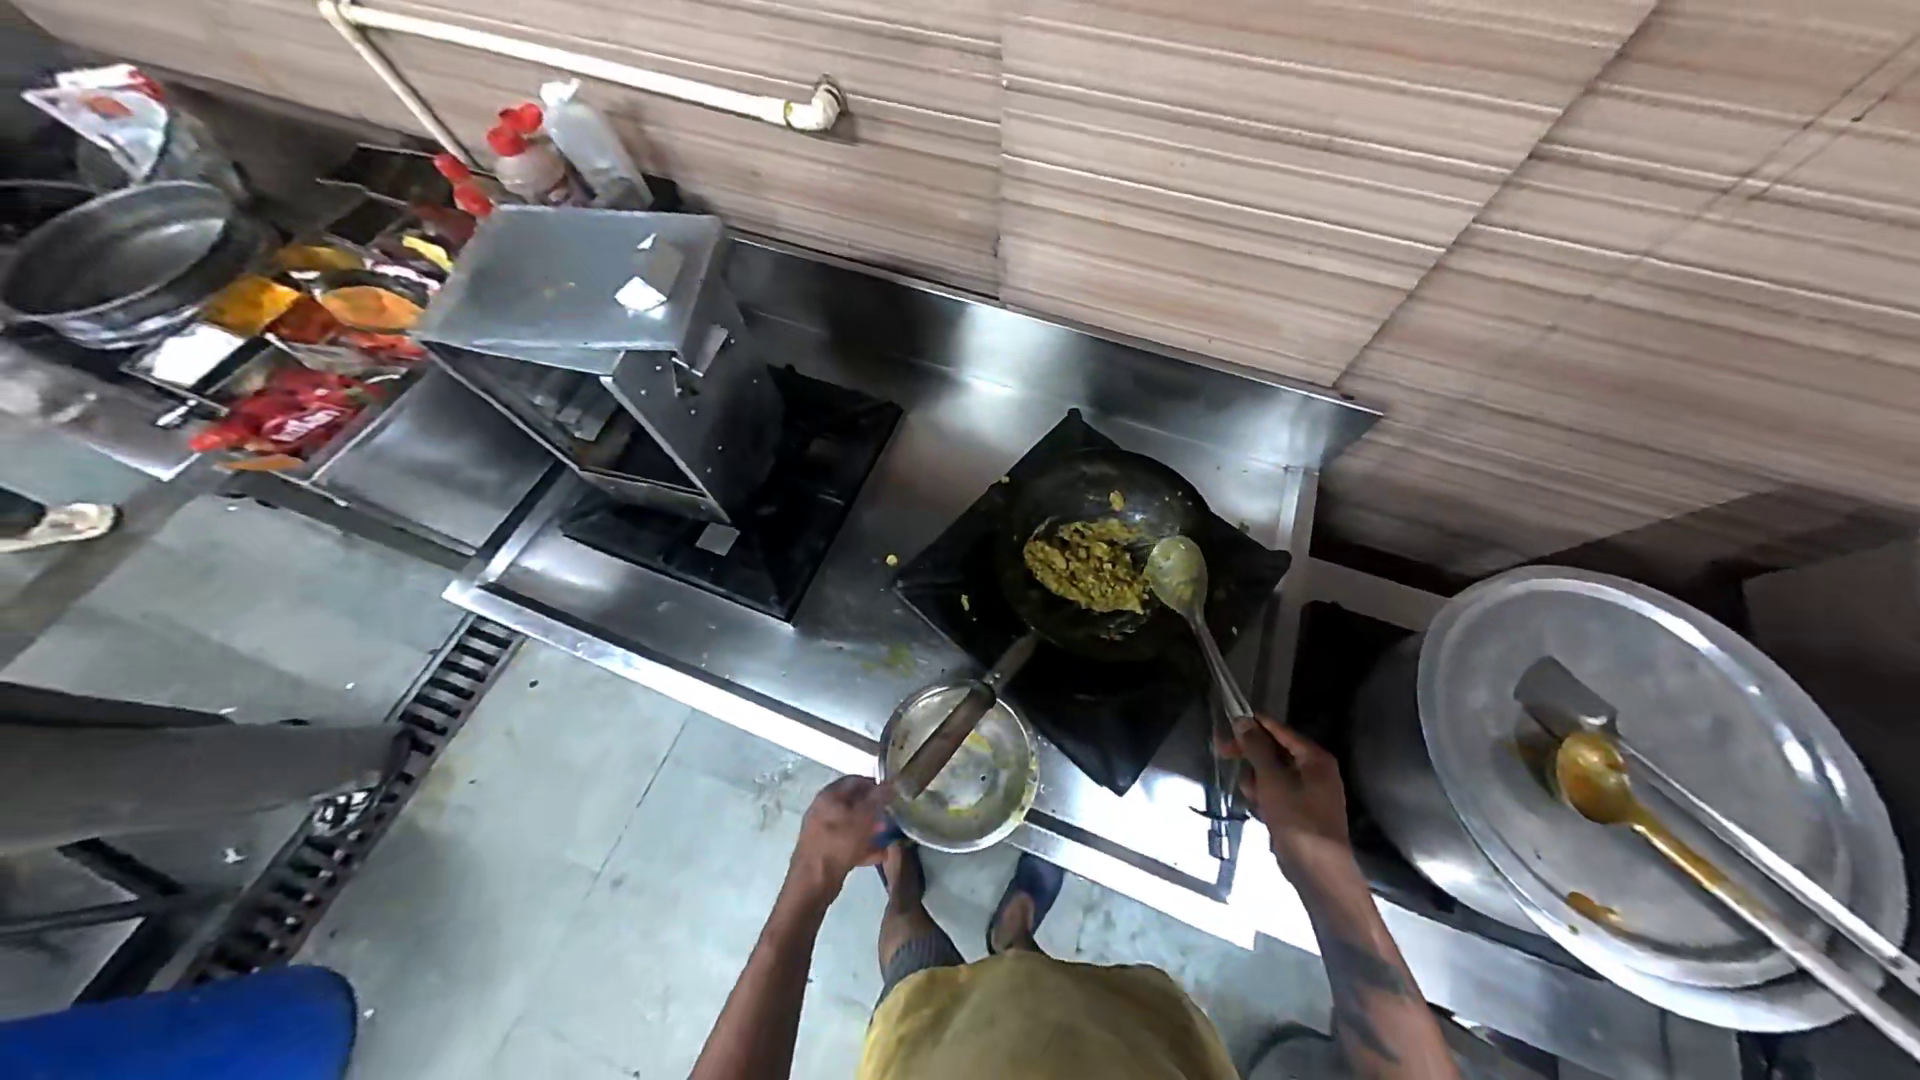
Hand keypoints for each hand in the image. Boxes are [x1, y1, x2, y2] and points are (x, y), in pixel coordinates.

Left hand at [787, 775, 891, 902]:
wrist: (813, 883)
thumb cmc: (838, 843)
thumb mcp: (863, 817)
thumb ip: (879, 798)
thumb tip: (893, 783)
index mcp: (829, 796)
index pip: (855, 780)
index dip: (874, 784)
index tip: (891, 793)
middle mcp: (823, 810)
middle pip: (853, 803)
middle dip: (874, 808)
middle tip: (890, 814)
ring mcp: (823, 831)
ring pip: (852, 824)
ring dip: (871, 828)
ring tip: (888, 834)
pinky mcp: (825, 851)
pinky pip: (848, 843)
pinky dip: (863, 846)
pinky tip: (880, 854)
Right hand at [1221, 715, 1352, 870]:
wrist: (1316, 868)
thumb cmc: (1296, 818)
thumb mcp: (1271, 778)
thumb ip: (1256, 747)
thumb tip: (1242, 720)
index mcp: (1314, 758)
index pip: (1279, 730)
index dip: (1253, 725)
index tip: (1227, 723)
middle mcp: (1314, 769)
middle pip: (1274, 750)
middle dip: (1250, 754)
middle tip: (1222, 753)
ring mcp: (1308, 790)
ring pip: (1271, 771)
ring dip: (1256, 778)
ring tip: (1251, 794)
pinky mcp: (1299, 808)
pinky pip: (1275, 789)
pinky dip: (1264, 793)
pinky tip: (1258, 805)